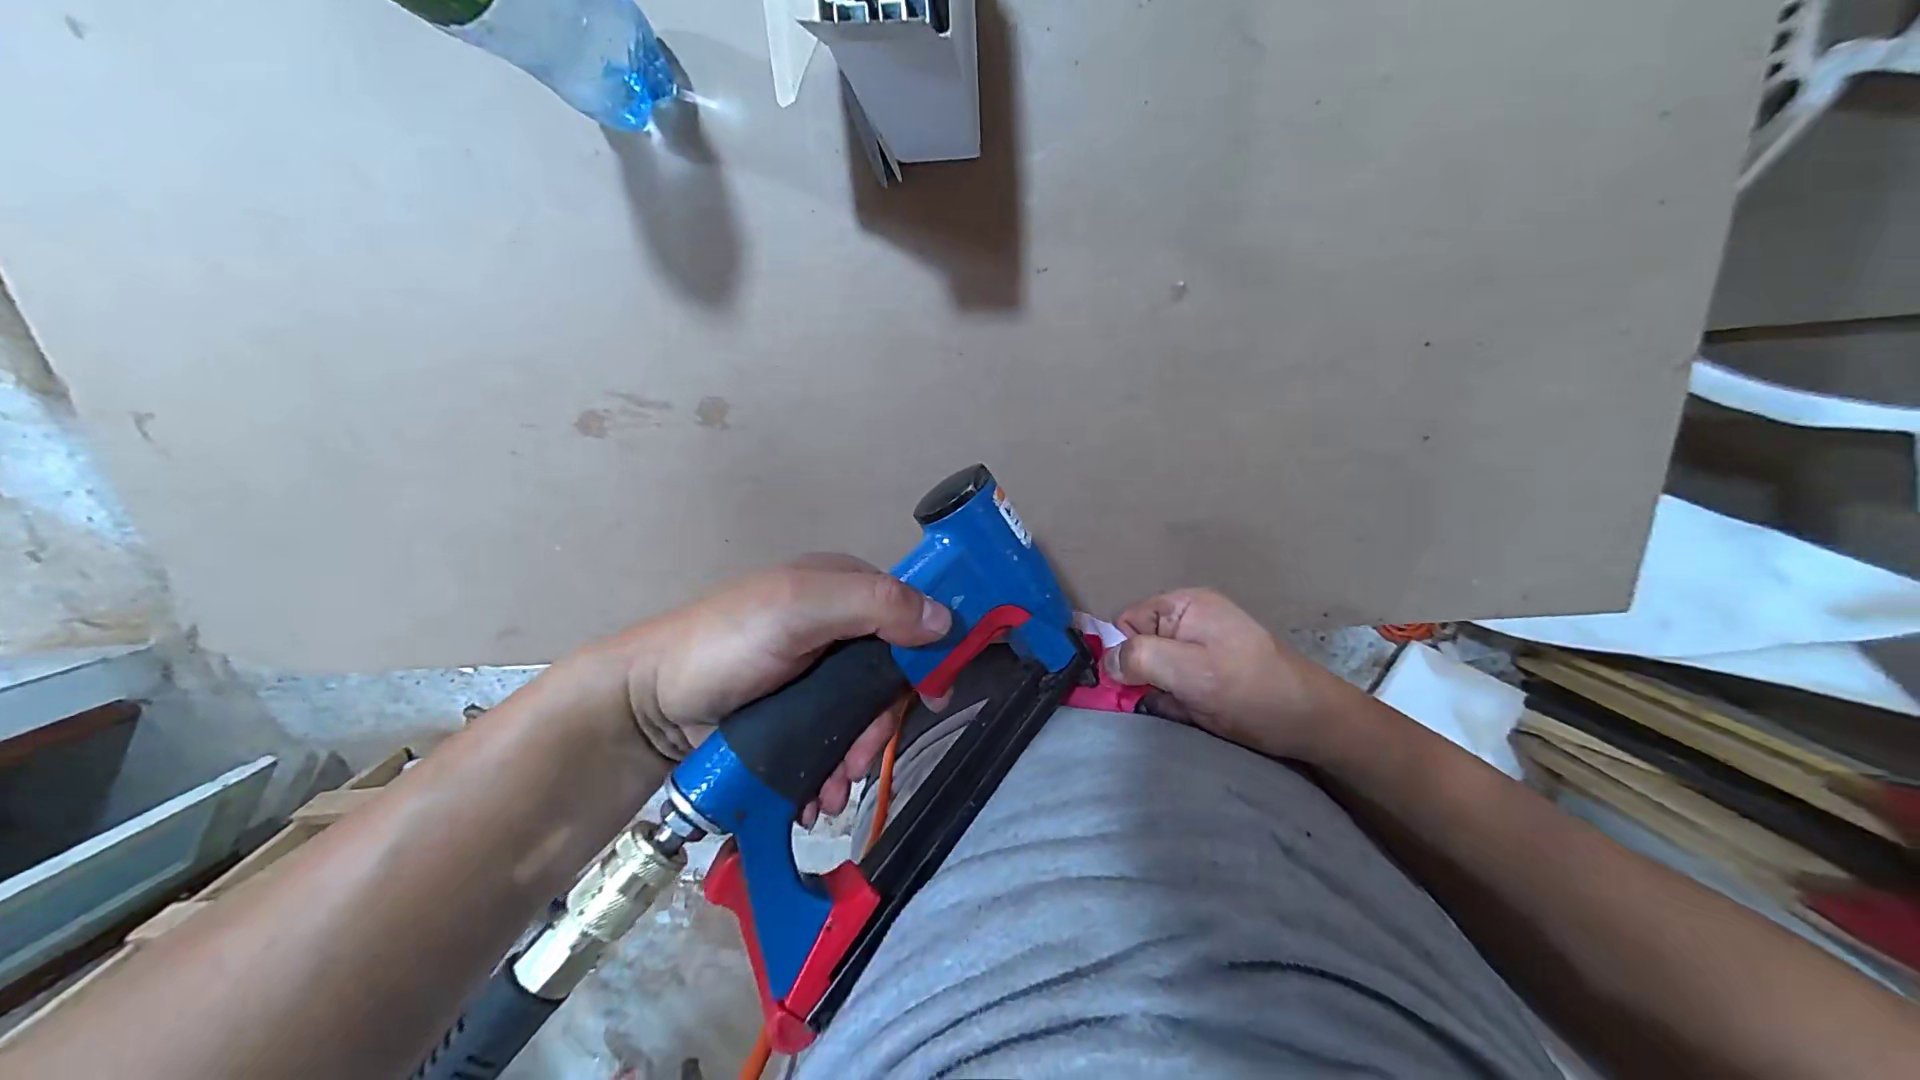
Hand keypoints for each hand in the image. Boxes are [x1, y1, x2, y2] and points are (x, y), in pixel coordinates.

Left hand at [581, 555, 950, 824]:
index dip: (928, 651)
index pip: (909, 612)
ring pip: (865, 715)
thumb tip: (945, 619)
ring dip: (857, 756)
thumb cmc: (727, 644)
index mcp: (842, 588)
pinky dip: (834, 769)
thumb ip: (874, 604)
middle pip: (890, 676)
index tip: (934, 695)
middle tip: (860, 759)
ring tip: (832, 791)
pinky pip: (836, 740)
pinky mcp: (799, 714)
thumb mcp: (799, 609)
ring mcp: (817, 674)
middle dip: (880, 724)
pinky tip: (818, 794)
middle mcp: (837, 627)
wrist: (650, 707)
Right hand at [1106, 588, 1343, 759]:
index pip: (1127, 620)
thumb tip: (1106, 661)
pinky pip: (1168, 686)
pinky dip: (1171, 702)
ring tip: (1181, 706)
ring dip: (1157, 692)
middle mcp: (1186, 623)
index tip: (1129, 680)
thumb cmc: (1250, 689)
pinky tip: (1188, 712)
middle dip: (1140, 675)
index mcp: (1183, 607)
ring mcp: (1196, 650)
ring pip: (1150, 670)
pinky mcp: (1204, 675)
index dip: (1122, 650)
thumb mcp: (1190, 670)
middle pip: (1136, 645)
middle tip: (1160, 697)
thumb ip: (1141, 657)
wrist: (1309, 722)